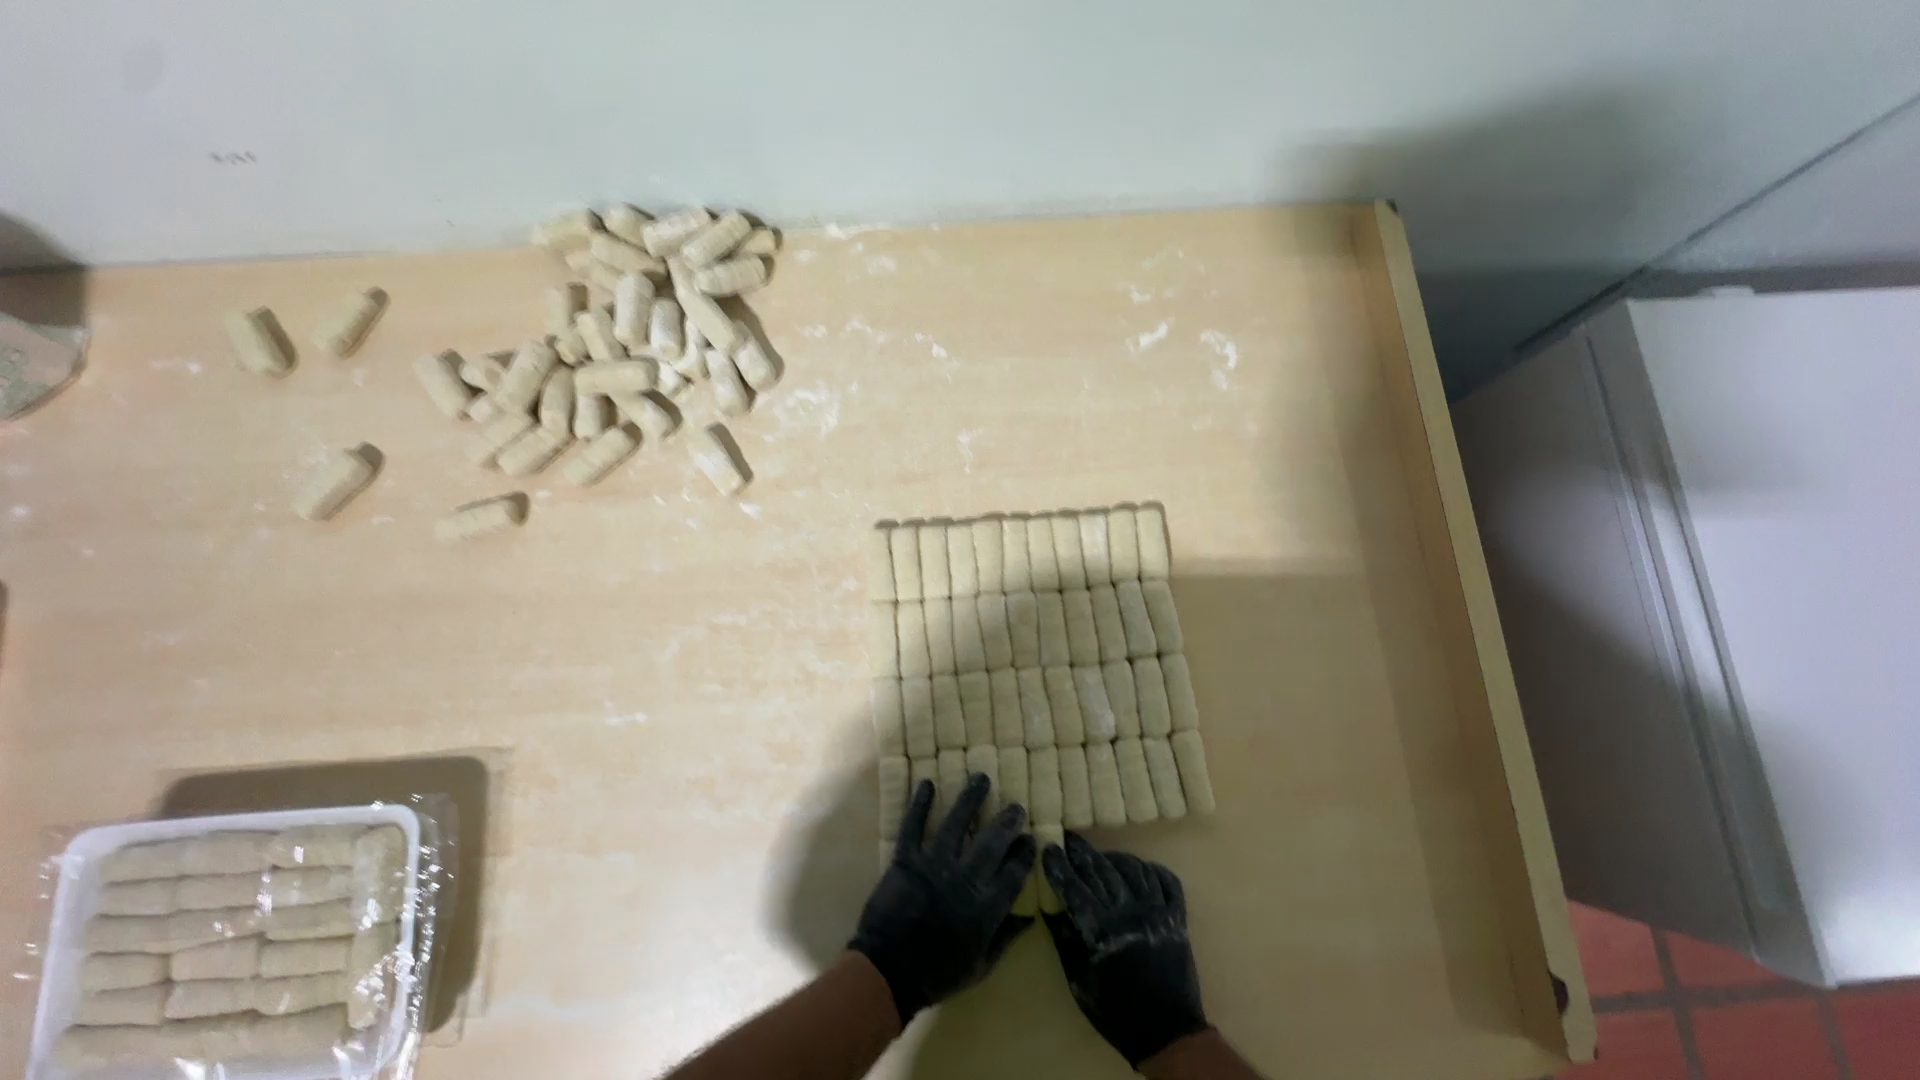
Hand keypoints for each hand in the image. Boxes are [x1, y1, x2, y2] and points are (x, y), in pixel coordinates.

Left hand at [848, 774, 1036, 1024]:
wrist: (889, 971)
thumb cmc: (938, 974)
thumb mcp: (981, 965)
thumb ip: (1006, 938)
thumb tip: (1030, 917)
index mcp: (986, 908)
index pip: (1014, 873)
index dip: (1024, 853)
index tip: (1031, 838)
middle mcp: (965, 880)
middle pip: (991, 842)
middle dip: (1006, 822)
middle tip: (1015, 806)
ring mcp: (934, 865)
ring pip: (956, 824)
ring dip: (970, 799)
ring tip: (981, 778)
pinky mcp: (906, 859)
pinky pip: (914, 825)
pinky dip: (919, 803)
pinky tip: (926, 783)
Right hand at [1041, 833, 1207, 1065]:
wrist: (1167, 1032)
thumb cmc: (1115, 1010)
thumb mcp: (1079, 981)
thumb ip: (1065, 940)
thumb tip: (1050, 907)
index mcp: (1103, 931)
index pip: (1075, 887)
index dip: (1059, 866)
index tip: (1048, 849)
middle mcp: (1130, 913)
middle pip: (1102, 871)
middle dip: (1082, 853)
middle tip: (1070, 840)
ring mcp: (1157, 912)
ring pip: (1134, 869)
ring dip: (1114, 858)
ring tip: (1101, 857)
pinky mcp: (1178, 918)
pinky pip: (1167, 882)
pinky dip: (1152, 870)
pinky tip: (1139, 869)